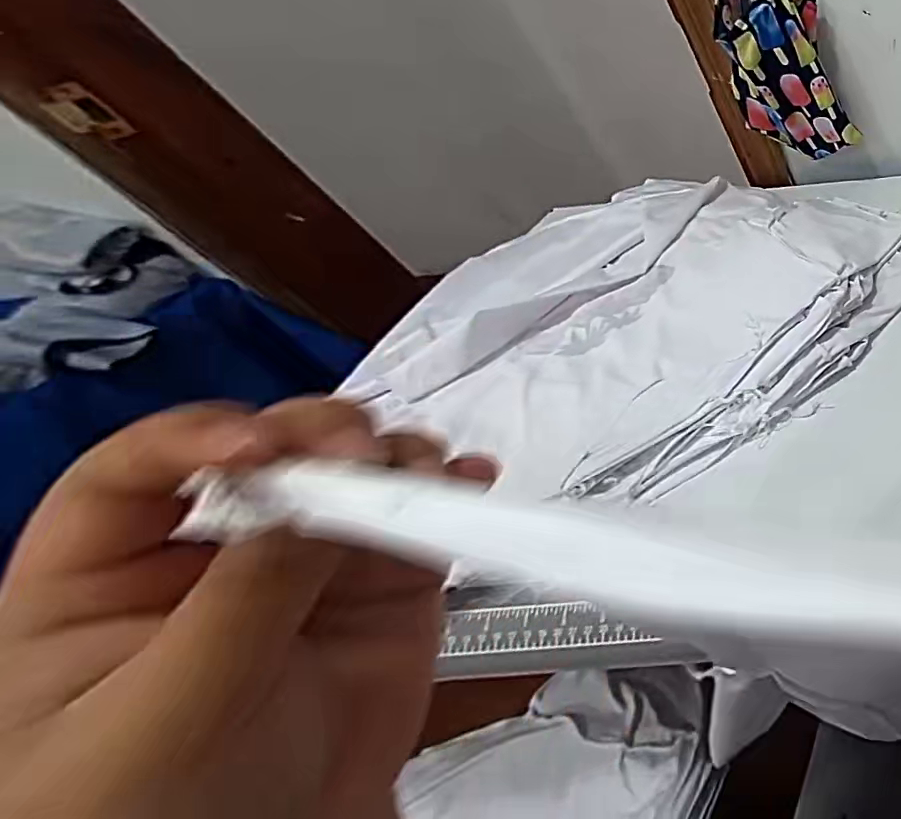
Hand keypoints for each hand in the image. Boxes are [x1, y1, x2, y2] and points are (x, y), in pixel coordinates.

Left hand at [0, 399, 494, 818]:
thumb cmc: (157, 813)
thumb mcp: (172, 708)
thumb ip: (243, 599)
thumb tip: (319, 499)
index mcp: (111, 582)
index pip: (138, 474)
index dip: (194, 439)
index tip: (264, 448)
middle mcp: (222, 552)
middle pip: (278, 450)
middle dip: (327, 438)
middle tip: (364, 458)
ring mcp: (319, 561)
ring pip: (367, 468)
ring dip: (404, 456)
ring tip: (430, 478)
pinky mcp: (393, 576)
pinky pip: (431, 513)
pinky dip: (459, 487)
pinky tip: (470, 481)